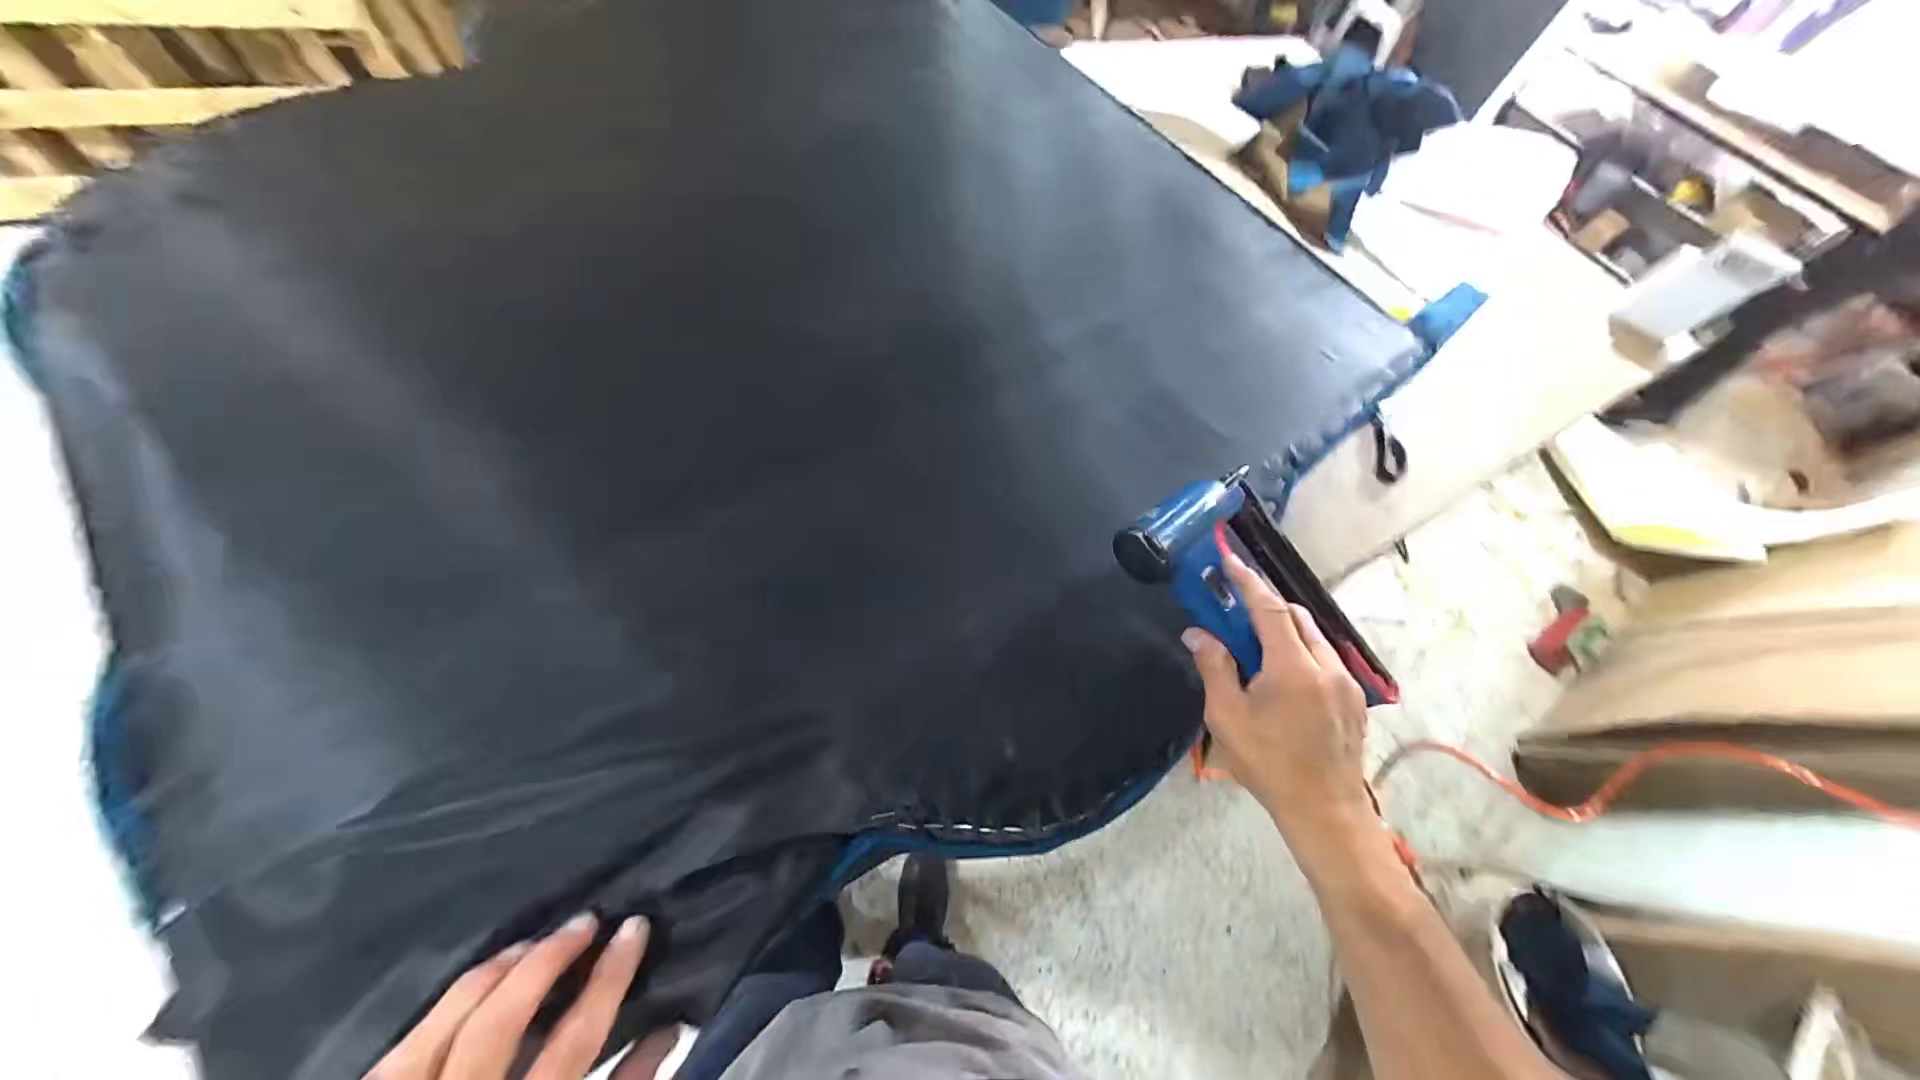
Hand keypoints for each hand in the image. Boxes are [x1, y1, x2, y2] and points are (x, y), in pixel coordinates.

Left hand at [367, 913, 677, 1079]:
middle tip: (585, 921)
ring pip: (441, 1028)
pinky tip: (476, 984)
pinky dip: (443, 1008)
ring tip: (533, 942)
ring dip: (493, 972)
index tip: (634, 928)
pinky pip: (399, 1052)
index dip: (609, 976)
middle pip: (497, 1024)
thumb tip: (667, 1027)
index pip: (574, 1039)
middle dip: (547, 959)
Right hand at [1182, 550, 1373, 841]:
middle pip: (1297, 617)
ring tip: (1256, 644)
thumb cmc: (1268, 763)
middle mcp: (1327, 666)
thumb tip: (1198, 634)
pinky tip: (1282, 674)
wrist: (1324, 809)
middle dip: (1266, 604)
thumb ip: (1214, 668)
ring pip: (1314, 636)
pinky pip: (1325, 657)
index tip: (1230, 561)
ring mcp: (1346, 683)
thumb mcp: (1227, 717)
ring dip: (1285, 628)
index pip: (1270, 609)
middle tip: (1236, 610)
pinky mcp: (1355, 699)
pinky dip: (1301, 650)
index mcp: (1293, 668)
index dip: (1248, 582)